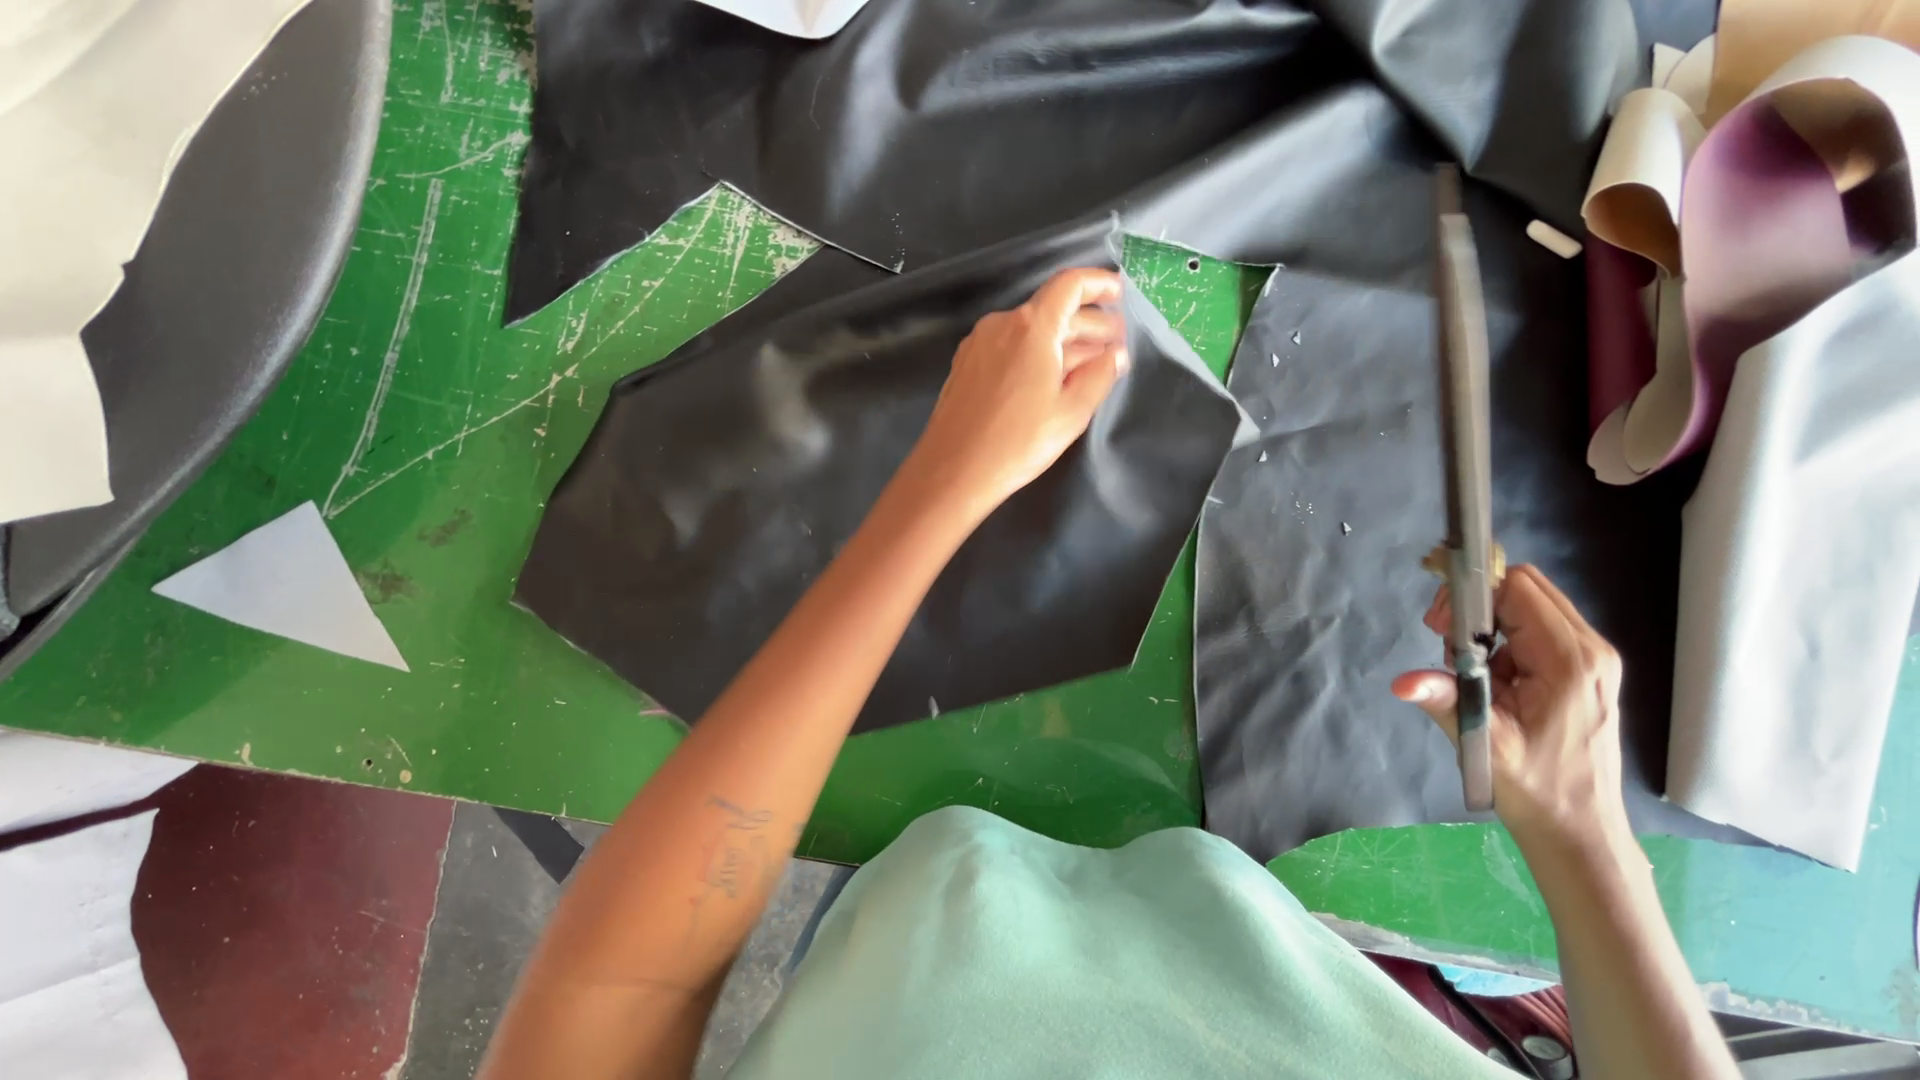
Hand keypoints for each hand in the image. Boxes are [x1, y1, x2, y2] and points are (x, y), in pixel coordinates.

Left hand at [904, 267, 1129, 521]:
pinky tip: (1051, 378)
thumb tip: (1116, 354)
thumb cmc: (1017, 442)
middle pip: (1051, 308)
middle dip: (1087, 322)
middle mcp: (1001, 324)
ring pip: (1030, 330)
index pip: (1069, 284)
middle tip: (1115, 342)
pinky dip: (1036, 353)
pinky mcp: (966, 365)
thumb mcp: (1071, 412)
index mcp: (1030, 327)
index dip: (1099, 284)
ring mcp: (978, 344)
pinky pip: (1010, 347)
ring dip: (1062, 341)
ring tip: (1090, 363)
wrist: (952, 471)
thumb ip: (1100, 375)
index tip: (1120, 294)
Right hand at [1392, 564, 1630, 851]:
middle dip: (1477, 603)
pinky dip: (1505, 639)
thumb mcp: (1485, 742)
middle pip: (1527, 587)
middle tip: (1446, 642)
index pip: (1518, 588)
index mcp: (1570, 661)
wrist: (1580, 830)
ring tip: (1468, 668)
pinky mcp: (1585, 671)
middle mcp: (1590, 650)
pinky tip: (1492, 680)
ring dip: (1489, 622)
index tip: (1440, 628)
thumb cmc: (1536, 788)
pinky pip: (1537, 629)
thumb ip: (1446, 700)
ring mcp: (1592, 659)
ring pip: (1531, 605)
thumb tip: (1401, 682)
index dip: (1471, 595)